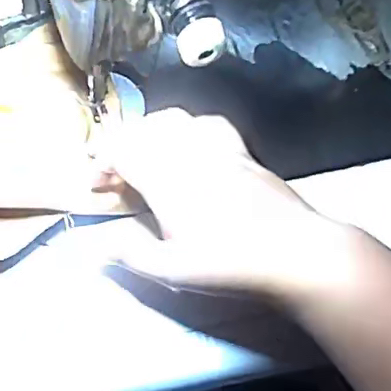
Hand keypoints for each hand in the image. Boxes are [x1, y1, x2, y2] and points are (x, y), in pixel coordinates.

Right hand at [98, 109, 365, 306]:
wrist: (295, 252)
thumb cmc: (230, 264)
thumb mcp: (173, 270)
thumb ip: (132, 254)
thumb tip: (98, 246)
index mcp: (167, 179)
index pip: (122, 150)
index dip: (102, 162)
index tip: (95, 184)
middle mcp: (190, 153)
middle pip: (145, 129)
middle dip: (122, 146)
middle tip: (116, 174)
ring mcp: (219, 148)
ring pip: (175, 120)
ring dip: (150, 133)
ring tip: (146, 156)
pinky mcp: (242, 152)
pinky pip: (207, 124)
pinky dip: (186, 129)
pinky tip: (190, 147)